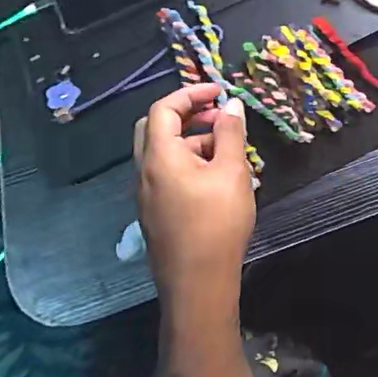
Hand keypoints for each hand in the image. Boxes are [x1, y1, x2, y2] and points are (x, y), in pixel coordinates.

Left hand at [134, 84, 252, 309]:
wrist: (198, 284)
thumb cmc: (217, 222)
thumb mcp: (232, 171)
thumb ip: (231, 133)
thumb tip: (231, 105)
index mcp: (159, 156)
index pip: (164, 109)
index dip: (191, 93)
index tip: (220, 92)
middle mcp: (144, 172)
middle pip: (157, 128)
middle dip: (188, 115)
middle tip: (220, 116)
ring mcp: (146, 195)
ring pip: (164, 153)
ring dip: (193, 140)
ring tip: (230, 150)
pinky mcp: (155, 213)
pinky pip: (168, 174)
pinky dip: (190, 162)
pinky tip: (220, 178)